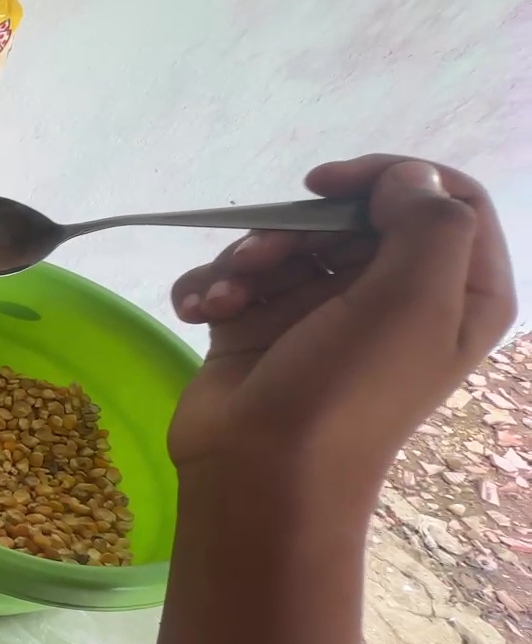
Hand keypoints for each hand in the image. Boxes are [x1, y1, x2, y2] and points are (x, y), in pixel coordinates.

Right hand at [167, 155, 513, 494]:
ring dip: (236, 265)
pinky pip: (224, 284)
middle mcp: (383, 296)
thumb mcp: (411, 305)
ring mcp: (311, 314)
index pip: (436, 201)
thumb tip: (401, 178)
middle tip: (258, 260)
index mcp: (449, 290)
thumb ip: (426, 227)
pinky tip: (195, 312)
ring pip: (273, 252)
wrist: (260, 465)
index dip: (382, 178)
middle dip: (288, 232)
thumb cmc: (346, 389)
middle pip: (340, 223)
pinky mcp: (249, 329)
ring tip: (221, 300)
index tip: (319, 182)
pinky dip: (204, 290)